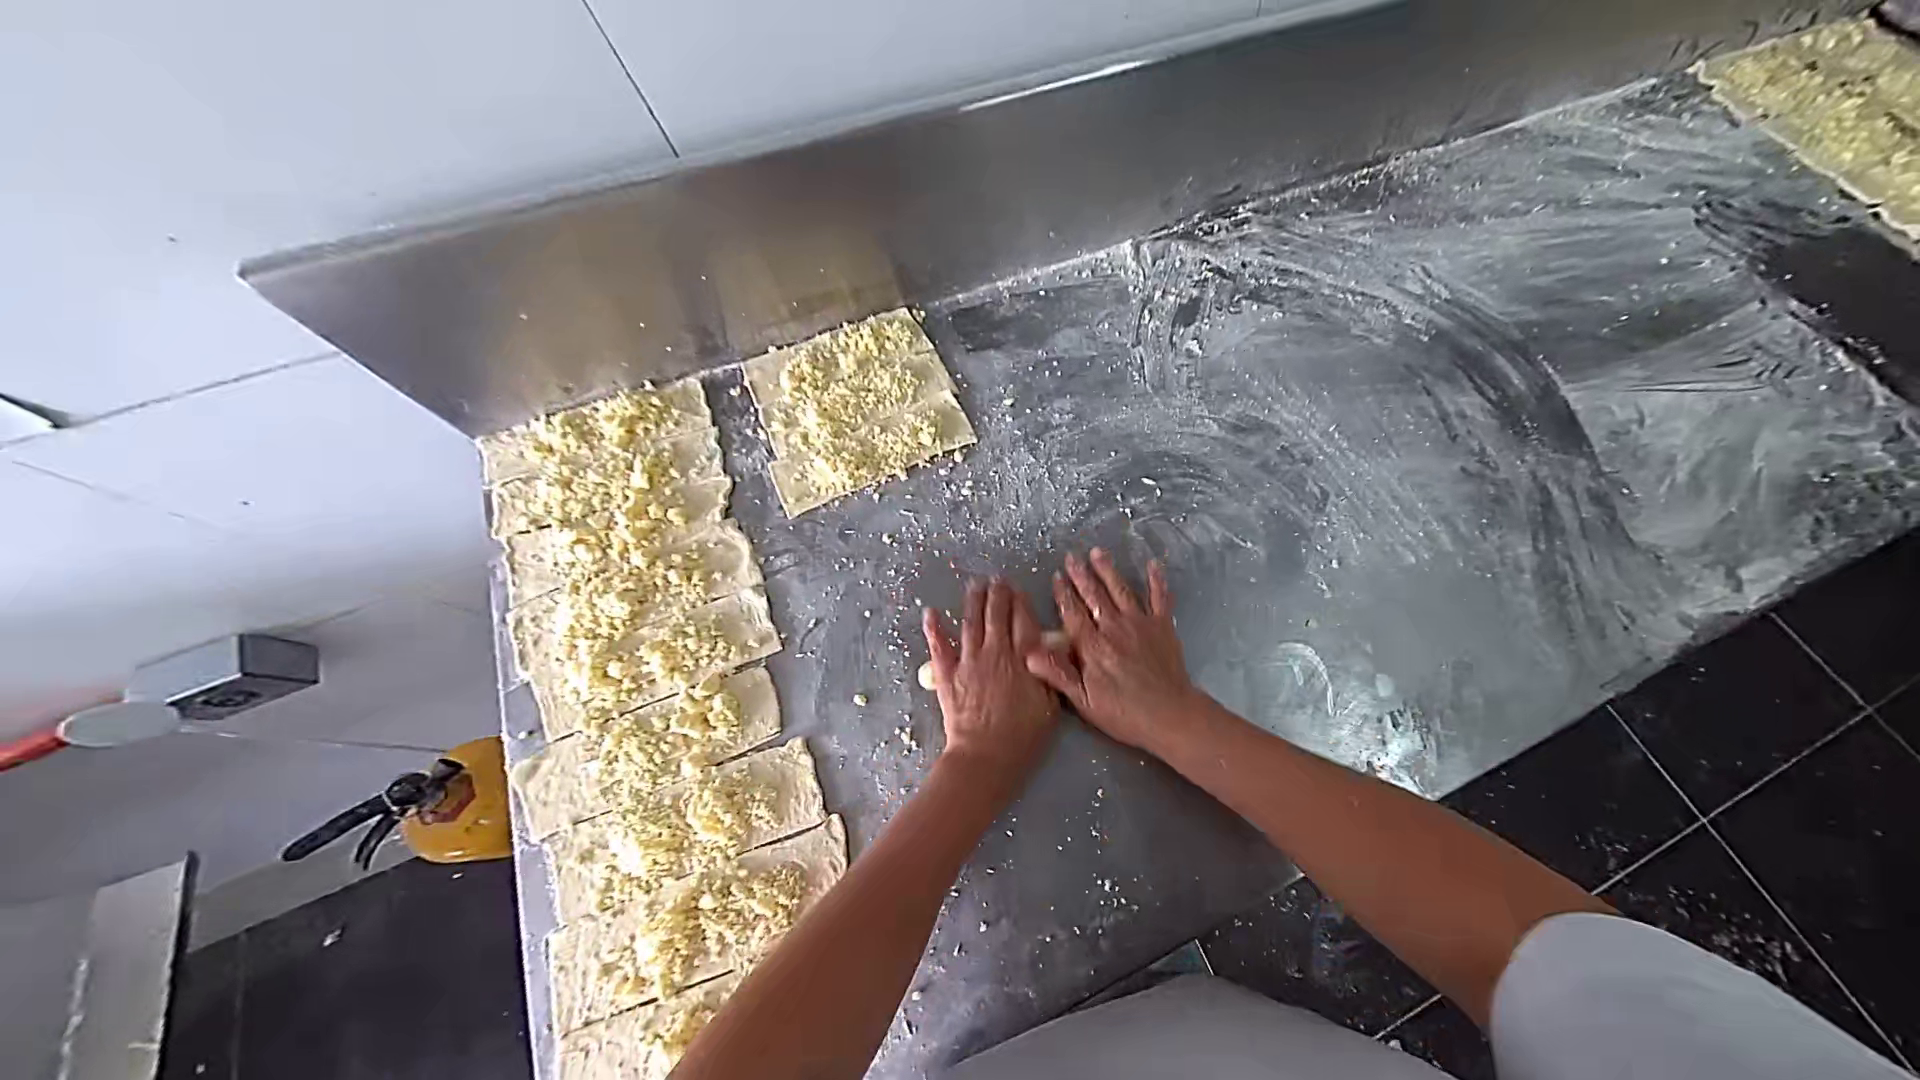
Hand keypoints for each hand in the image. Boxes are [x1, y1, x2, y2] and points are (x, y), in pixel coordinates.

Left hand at [922, 580, 1059, 777]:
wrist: (985, 757)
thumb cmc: (1023, 737)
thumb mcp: (1051, 705)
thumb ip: (1052, 672)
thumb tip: (1052, 645)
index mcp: (1024, 658)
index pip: (1023, 620)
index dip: (1020, 602)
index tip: (1017, 590)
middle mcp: (996, 651)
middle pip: (997, 614)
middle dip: (998, 594)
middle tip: (997, 581)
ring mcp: (969, 660)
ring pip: (971, 622)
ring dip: (973, 600)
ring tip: (975, 585)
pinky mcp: (947, 674)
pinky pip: (939, 645)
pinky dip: (934, 627)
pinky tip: (931, 612)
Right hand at [1025, 549, 1202, 752]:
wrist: (1170, 716)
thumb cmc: (1123, 714)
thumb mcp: (1083, 701)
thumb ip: (1057, 674)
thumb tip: (1028, 653)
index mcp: (1092, 646)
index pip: (1072, 613)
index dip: (1063, 594)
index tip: (1056, 576)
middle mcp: (1114, 628)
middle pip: (1093, 596)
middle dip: (1081, 575)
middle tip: (1072, 557)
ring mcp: (1140, 624)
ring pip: (1120, 590)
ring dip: (1108, 570)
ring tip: (1098, 552)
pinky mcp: (1163, 627)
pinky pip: (1159, 598)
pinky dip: (1156, 580)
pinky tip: (1153, 564)